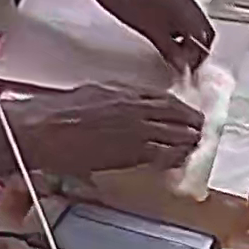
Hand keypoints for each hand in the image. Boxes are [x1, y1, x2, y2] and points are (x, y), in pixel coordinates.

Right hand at [3, 84, 203, 172]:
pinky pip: (166, 153)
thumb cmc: (58, 113)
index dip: (178, 106)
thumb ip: (114, 102)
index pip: (160, 97)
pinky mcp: (135, 150)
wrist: (45, 128)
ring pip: (175, 132)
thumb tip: (125, 109)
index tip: (187, 111)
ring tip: (198, 142)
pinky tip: (182, 158)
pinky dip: (177, 155)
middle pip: (174, 112)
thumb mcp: (91, 95)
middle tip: (202, 126)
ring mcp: (137, 129)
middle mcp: (133, 107)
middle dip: (191, 120)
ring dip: (189, 138)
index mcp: (122, 91)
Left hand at [80, 0, 214, 72]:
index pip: (204, 36)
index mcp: (181, 1)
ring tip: (172, 49)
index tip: (191, 71)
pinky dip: (176, 24)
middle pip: (201, 27)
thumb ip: (171, 50)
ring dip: (186, 36)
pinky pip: (179, 8)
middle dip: (195, 47)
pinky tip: (165, 32)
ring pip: (191, 19)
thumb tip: (184, 68)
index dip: (199, 57)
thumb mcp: (149, 31)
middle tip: (184, 63)